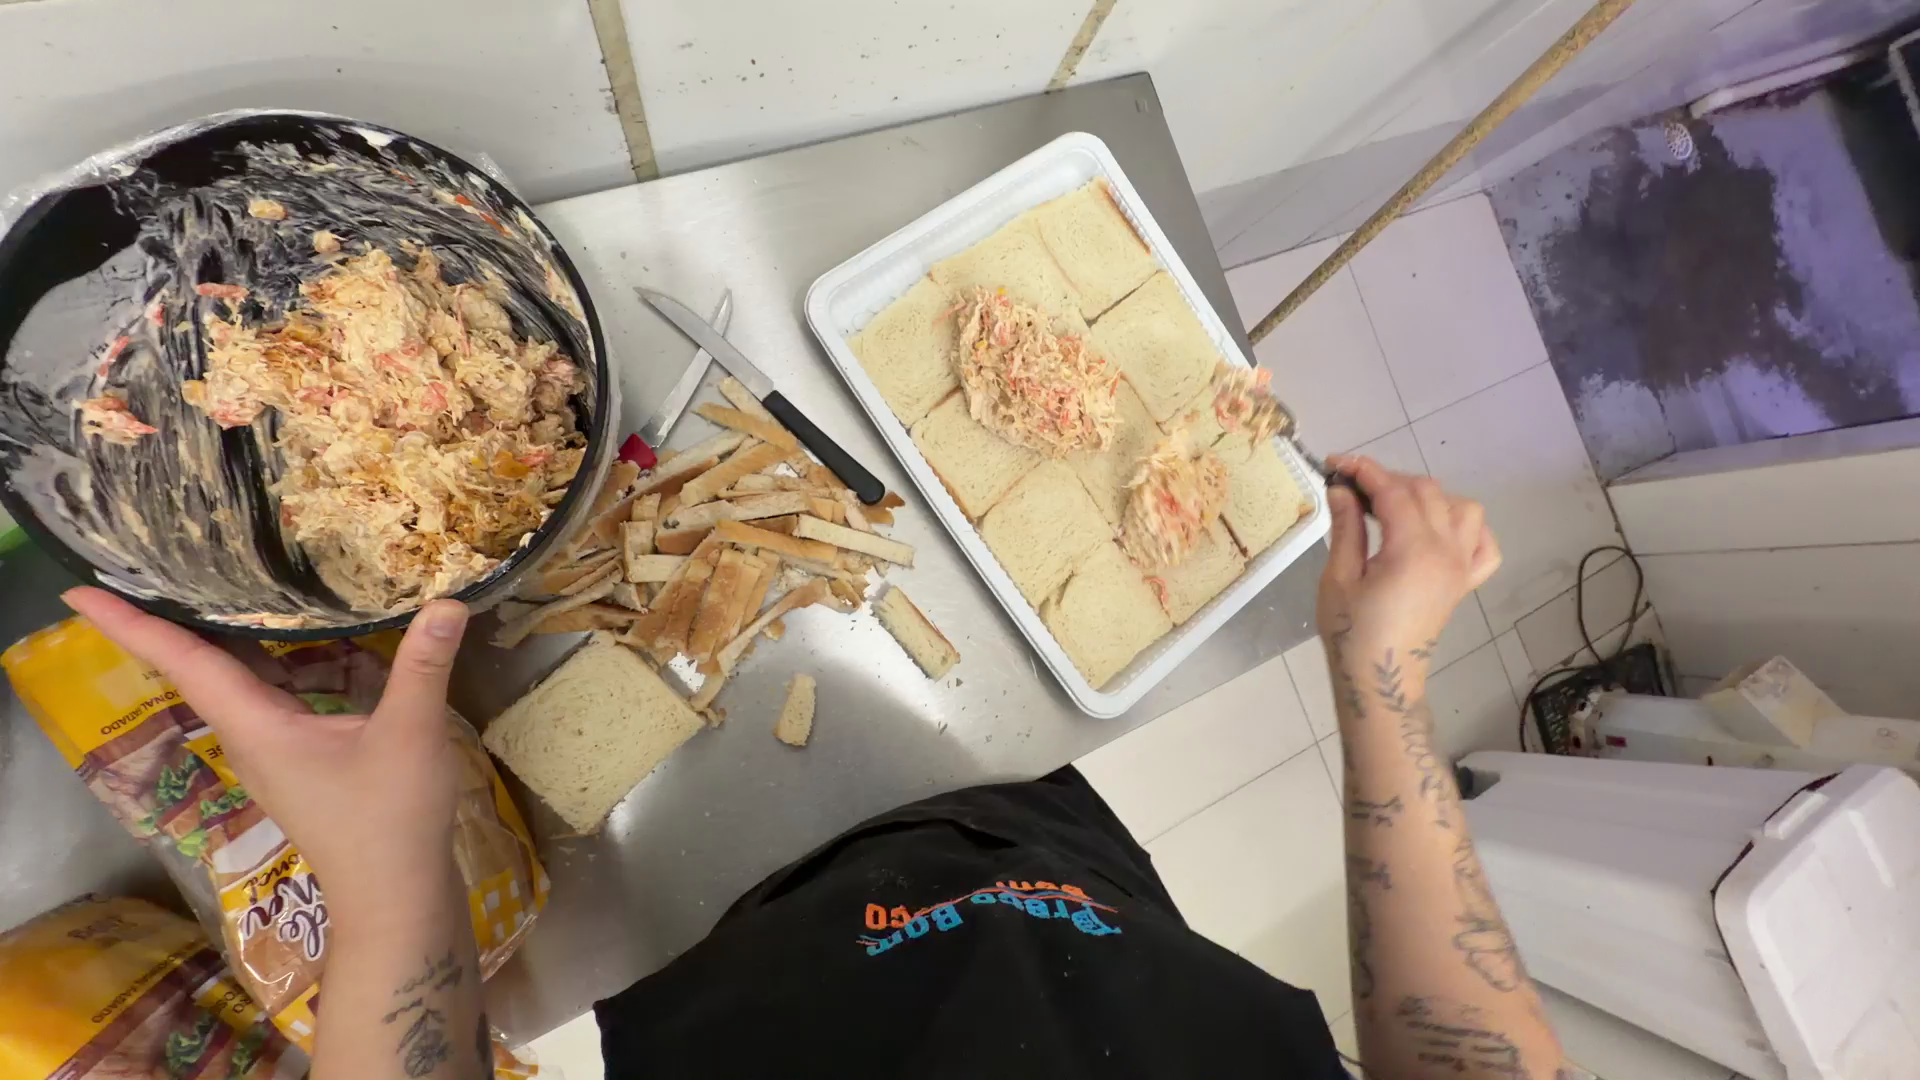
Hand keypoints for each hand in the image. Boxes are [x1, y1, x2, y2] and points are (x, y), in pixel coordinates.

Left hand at [62, 588, 470, 927]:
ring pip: (241, 687)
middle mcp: (255, 737)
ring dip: (226, 644)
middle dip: (174, 625)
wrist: (395, 886)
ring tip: (224, 599)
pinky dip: (275, 667)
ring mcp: (281, 753)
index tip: (78, 591)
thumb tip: (447, 601)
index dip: (135, 626)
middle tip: (161, 574)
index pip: (187, 665)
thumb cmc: (388, 812)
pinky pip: (277, 701)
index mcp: (259, 727)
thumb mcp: (411, 731)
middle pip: (203, 671)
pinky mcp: (310, 762)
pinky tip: (305, 652)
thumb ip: (425, 666)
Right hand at [1316, 456, 1499, 666]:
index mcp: (1412, 549)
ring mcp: (1463, 566)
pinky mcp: (1466, 581)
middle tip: (1352, 485)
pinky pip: (1484, 542)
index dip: (1364, 470)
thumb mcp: (1338, 576)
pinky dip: (1465, 526)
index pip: (1393, 492)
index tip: (1336, 462)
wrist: (1380, 675)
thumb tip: (1341, 488)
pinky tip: (1437, 528)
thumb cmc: (1351, 629)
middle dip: (1389, 478)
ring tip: (1392, 505)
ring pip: (1462, 507)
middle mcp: (1447, 551)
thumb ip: (1346, 528)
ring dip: (1428, 496)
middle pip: (1427, 492)